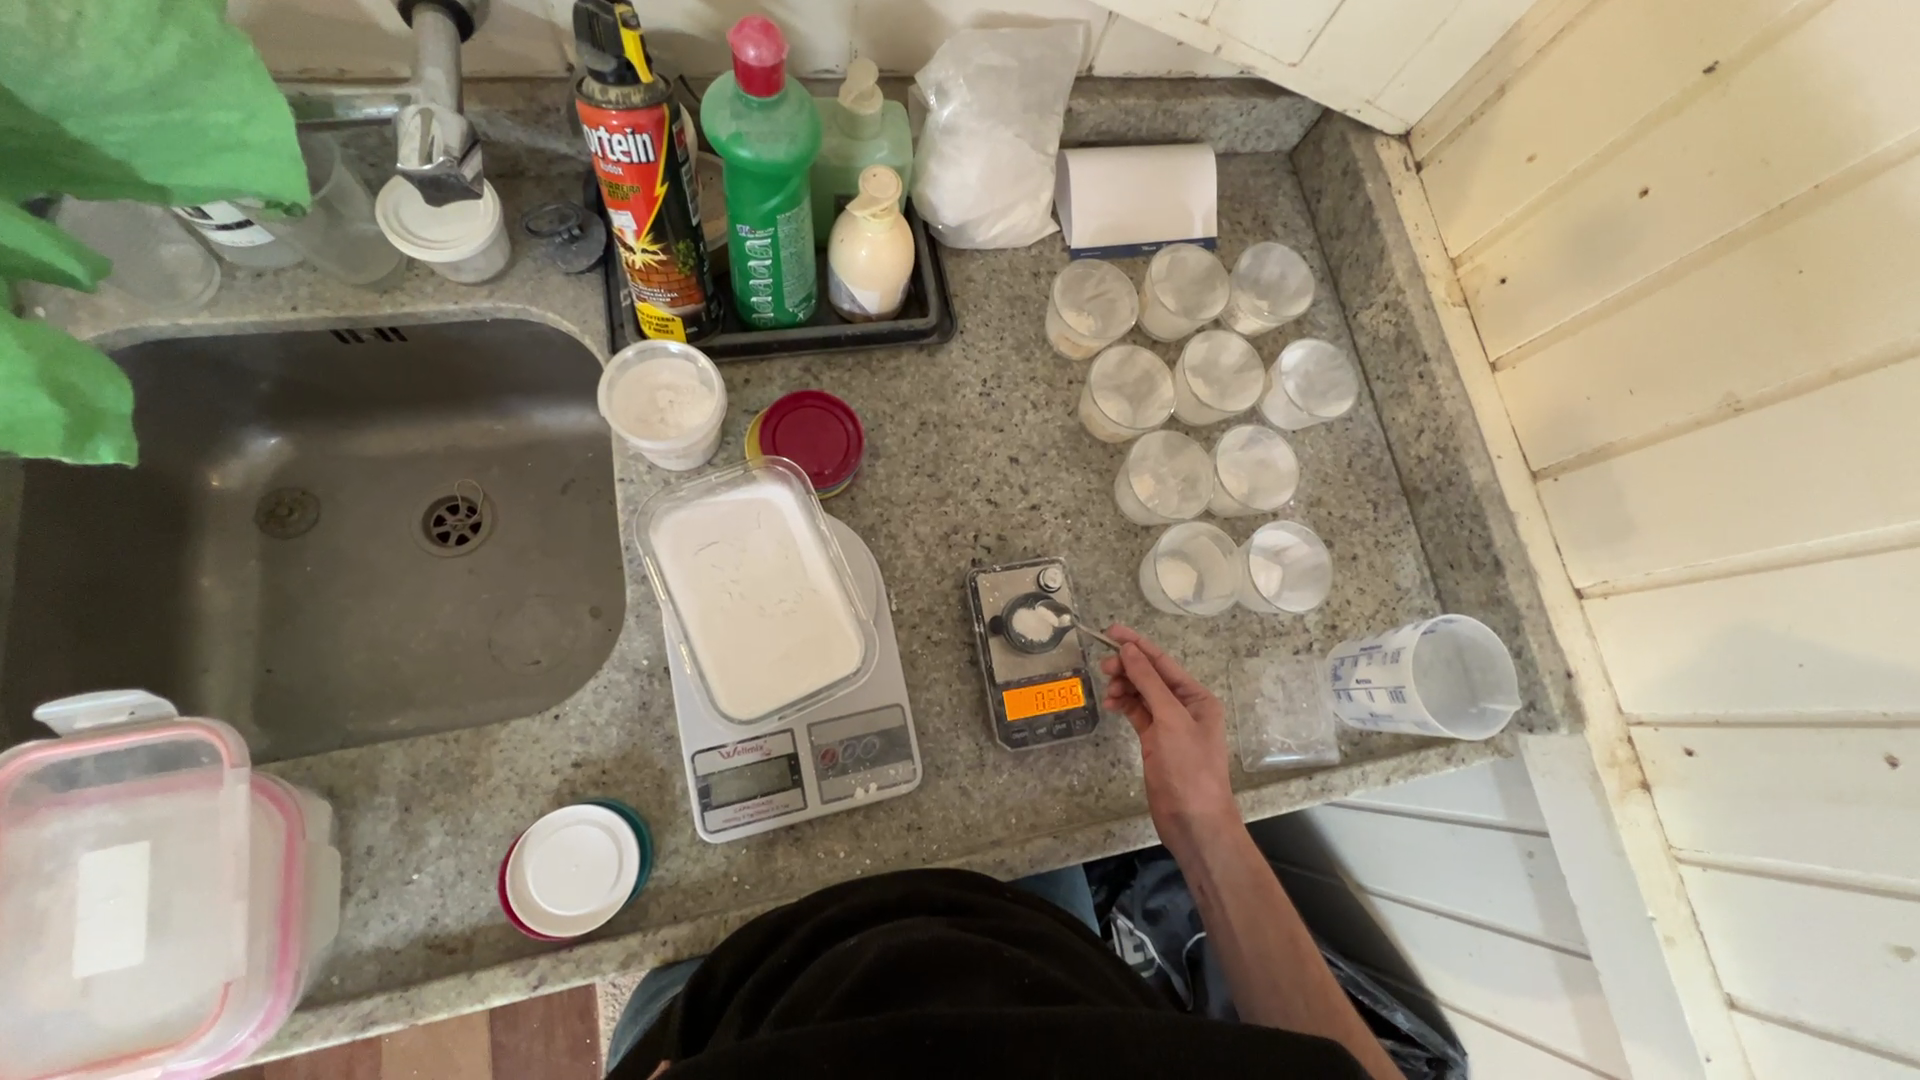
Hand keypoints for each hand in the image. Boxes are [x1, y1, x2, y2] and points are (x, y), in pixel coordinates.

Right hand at [1099, 625, 1239, 857]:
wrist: (1193, 820)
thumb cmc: (1189, 768)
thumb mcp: (1170, 720)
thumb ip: (1148, 683)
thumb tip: (1129, 650)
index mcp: (1197, 698)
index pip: (1163, 662)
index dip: (1137, 645)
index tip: (1111, 630)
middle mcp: (1184, 707)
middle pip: (1151, 676)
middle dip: (1128, 668)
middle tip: (1103, 666)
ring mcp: (1169, 725)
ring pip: (1141, 694)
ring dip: (1124, 687)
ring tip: (1108, 690)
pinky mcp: (1155, 741)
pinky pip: (1137, 713)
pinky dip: (1124, 705)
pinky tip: (1112, 704)